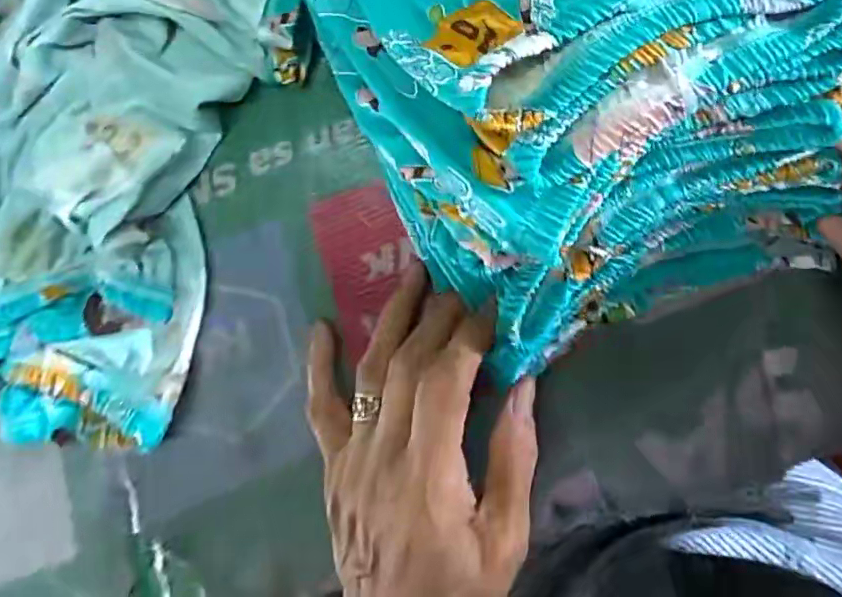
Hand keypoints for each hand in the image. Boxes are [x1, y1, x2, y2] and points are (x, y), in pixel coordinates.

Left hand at [306, 261, 537, 596]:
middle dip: (437, 316)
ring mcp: (350, 458)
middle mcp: (382, 456)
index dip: (468, 337)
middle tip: (461, 285)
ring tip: (412, 275)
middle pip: (407, 365)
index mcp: (428, 476)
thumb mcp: (504, 538)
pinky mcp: (332, 467)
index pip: (444, 383)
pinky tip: (320, 326)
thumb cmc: (459, 589)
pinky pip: (320, 409)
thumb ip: (514, 459)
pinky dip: (318, 366)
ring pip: (369, 371)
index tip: (490, 307)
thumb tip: (523, 383)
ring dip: (391, 317)